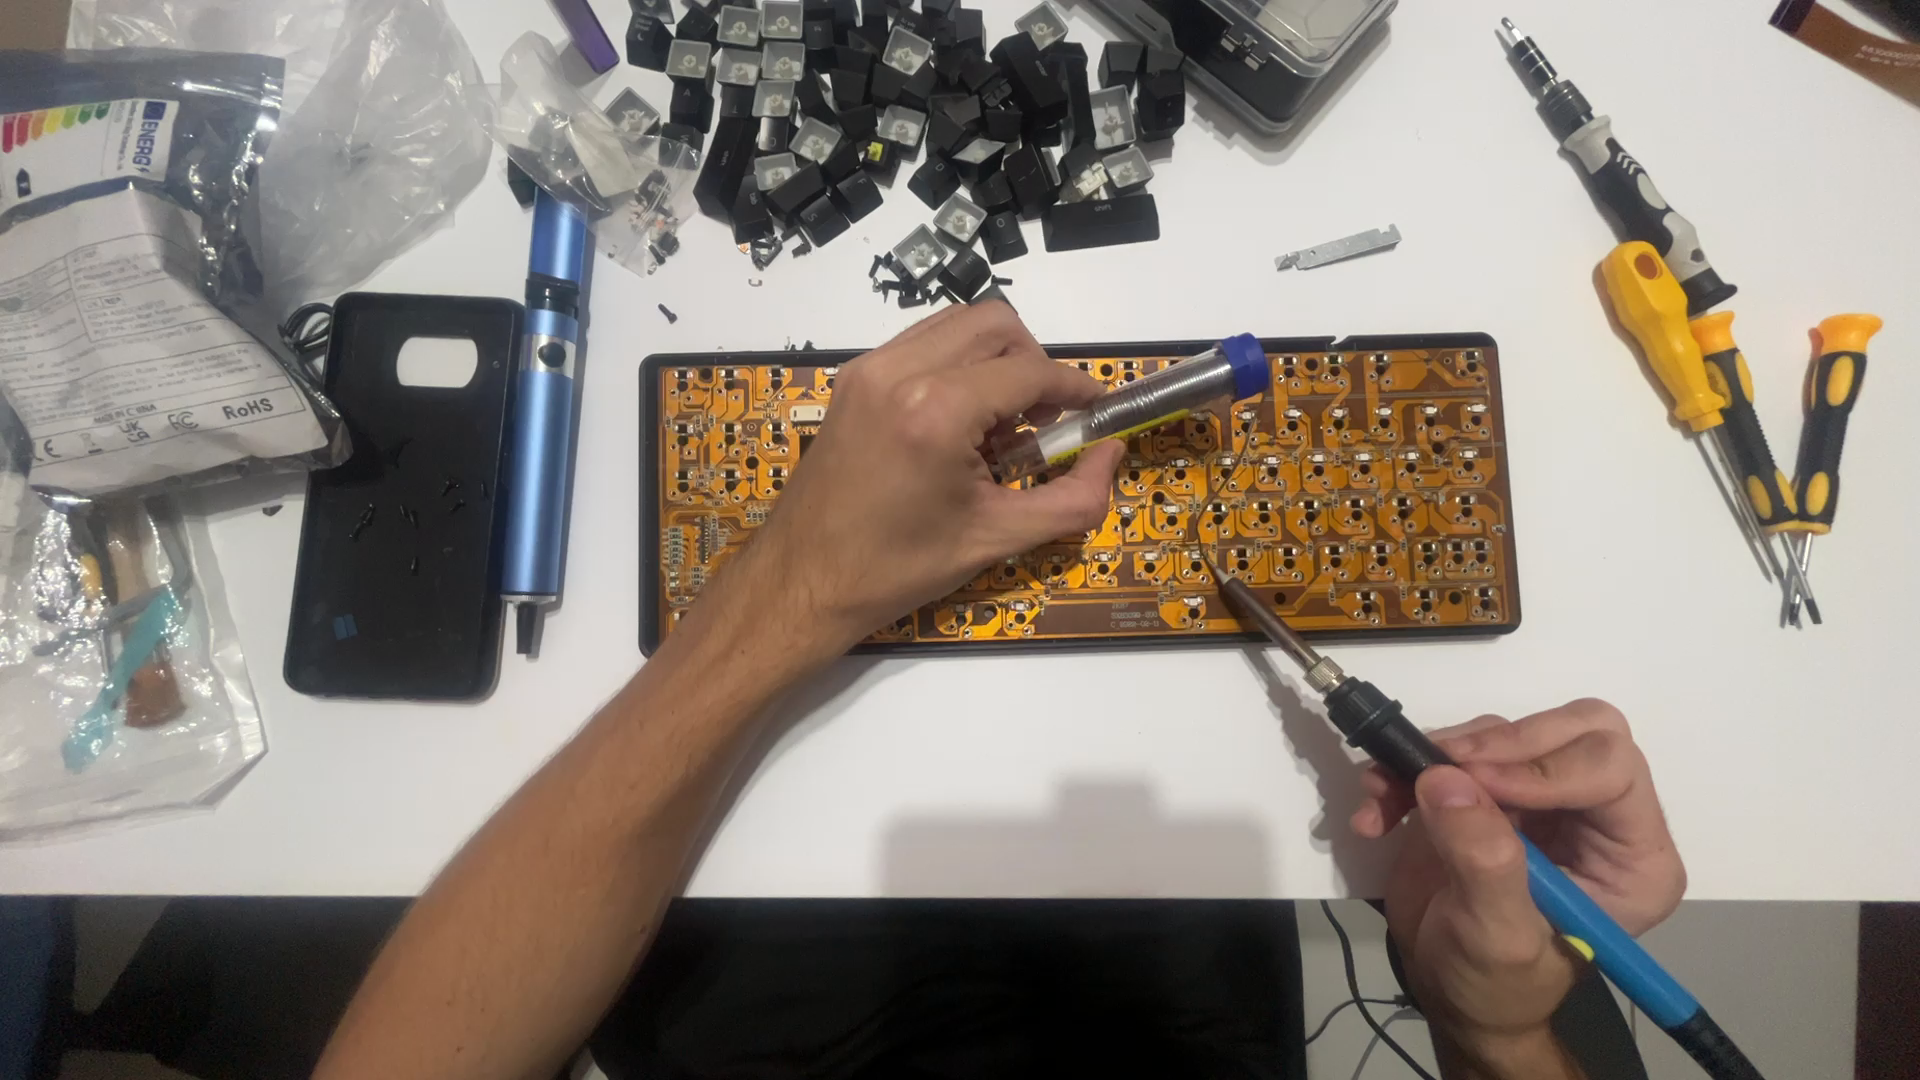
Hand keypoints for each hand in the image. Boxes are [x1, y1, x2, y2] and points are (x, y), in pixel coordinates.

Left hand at [717, 302, 1123, 655]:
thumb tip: (1111, 454)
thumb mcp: (994, 540)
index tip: (1096, 409)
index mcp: (935, 409)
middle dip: (1034, 364)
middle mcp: (898, 370)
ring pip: (956, 325)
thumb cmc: (896, 569)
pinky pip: (922, 343)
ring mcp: (868, 368)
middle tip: (1043, 421)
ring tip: (1000, 424)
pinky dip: (956, 365)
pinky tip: (957, 423)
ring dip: (995, 359)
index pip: (1029, 370)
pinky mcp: (852, 379)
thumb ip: (1071, 499)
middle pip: (996, 324)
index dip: (1075, 387)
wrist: (803, 582)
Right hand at [1349, 700, 1685, 1063]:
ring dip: (1431, 757)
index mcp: (1626, 853)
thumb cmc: (1495, 982)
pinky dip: (1397, 769)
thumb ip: (1483, 859)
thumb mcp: (1498, 935)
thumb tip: (1446, 780)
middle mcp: (1586, 814)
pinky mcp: (1471, 792)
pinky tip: (1375, 809)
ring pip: (1496, 733)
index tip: (1476, 782)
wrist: (1447, 991)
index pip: (1609, 768)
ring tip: (1385, 797)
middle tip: (1442, 764)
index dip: (1543, 764)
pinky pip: (1440, 751)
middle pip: (1570, 729)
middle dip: (1497, 742)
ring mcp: (1527, 798)